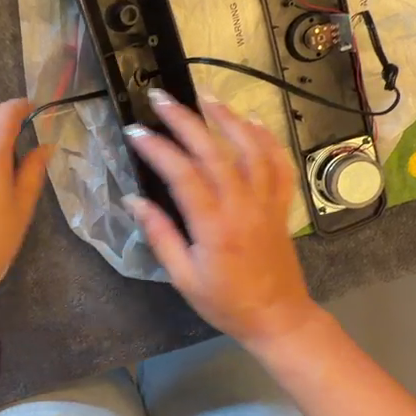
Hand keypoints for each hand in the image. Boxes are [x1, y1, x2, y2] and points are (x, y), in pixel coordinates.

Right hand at [123, 91, 328, 349]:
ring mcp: (266, 202)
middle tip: (161, 98)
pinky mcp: (280, 205)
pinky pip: (278, 164)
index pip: (182, 175)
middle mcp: (242, 206)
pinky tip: (252, 121)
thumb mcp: (183, 277)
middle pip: (214, 151)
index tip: (135, 132)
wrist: (277, 318)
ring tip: (205, 97)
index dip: (157, 149)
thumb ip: (161, 236)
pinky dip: (266, 138)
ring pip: (250, 148)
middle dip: (185, 120)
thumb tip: (135, 201)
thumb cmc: (225, 302)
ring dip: (227, 118)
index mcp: (214, 226)